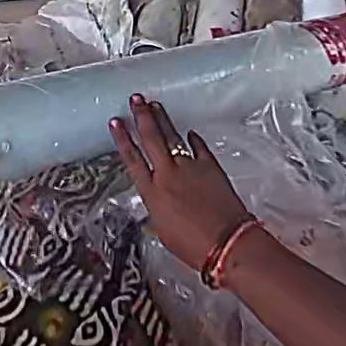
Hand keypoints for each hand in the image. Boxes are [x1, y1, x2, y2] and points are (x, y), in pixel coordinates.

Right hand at [110, 95, 253, 268]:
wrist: (229, 245)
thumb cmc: (194, 246)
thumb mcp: (163, 231)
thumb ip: (156, 210)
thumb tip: (157, 204)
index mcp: (152, 192)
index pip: (132, 158)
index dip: (122, 138)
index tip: (116, 122)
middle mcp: (167, 175)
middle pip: (151, 138)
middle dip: (142, 116)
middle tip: (136, 99)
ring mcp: (190, 168)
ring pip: (172, 137)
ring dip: (162, 119)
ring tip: (154, 105)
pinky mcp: (212, 168)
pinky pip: (199, 148)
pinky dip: (193, 139)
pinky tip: (189, 132)